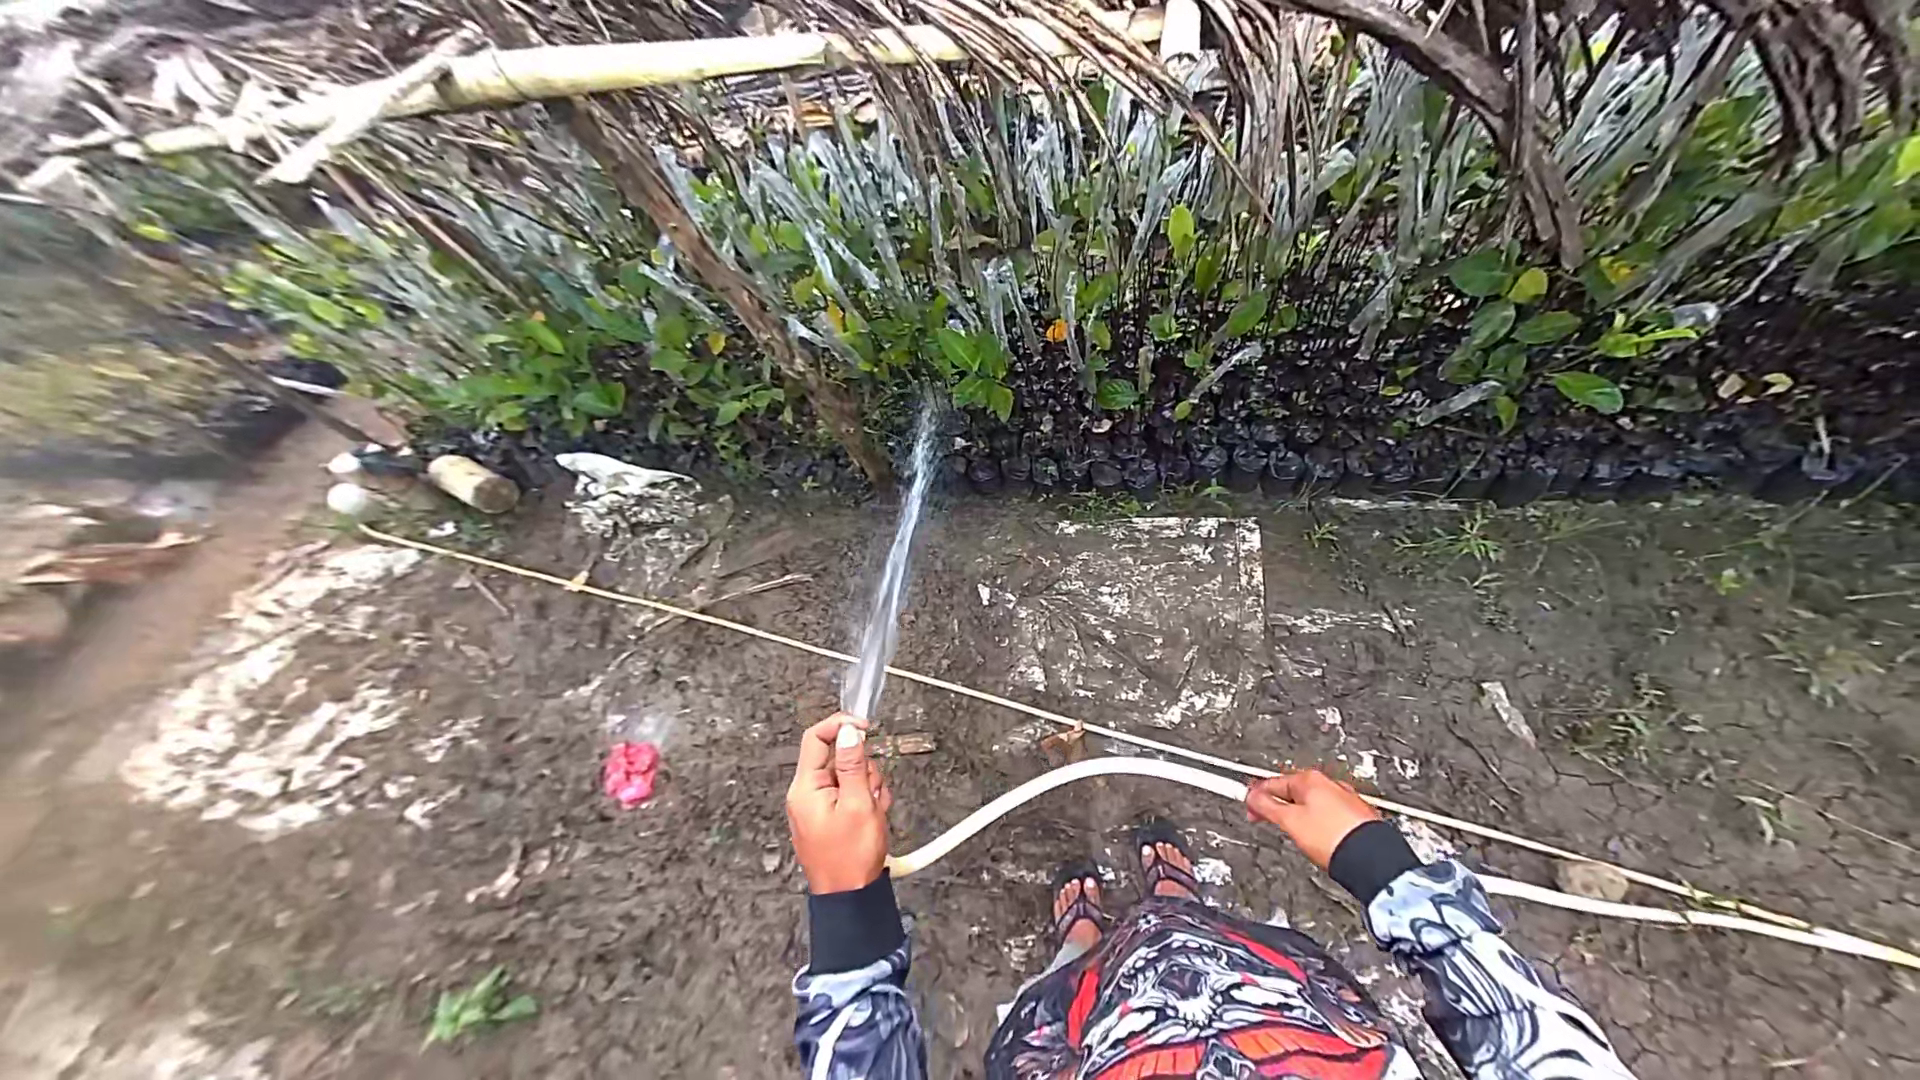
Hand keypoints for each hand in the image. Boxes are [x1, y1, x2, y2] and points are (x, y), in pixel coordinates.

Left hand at [786, 712, 892, 893]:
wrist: (850, 899)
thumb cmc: (851, 859)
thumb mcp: (858, 804)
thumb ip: (853, 764)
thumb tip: (848, 732)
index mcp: (806, 788)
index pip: (816, 737)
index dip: (841, 725)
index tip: (864, 727)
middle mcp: (806, 794)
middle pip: (836, 756)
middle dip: (862, 767)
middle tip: (871, 790)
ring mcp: (818, 806)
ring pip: (848, 774)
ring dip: (867, 785)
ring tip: (872, 810)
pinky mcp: (829, 816)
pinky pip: (850, 793)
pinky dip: (865, 799)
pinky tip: (871, 816)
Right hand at [1244, 769, 1379, 869]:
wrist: (1375, 863)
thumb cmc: (1335, 839)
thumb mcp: (1290, 821)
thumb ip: (1266, 806)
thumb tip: (1252, 797)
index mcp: (1310, 780)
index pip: (1273, 783)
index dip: (1257, 797)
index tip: (1250, 807)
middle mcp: (1331, 785)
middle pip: (1294, 792)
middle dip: (1279, 806)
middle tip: (1269, 820)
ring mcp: (1347, 801)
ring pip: (1313, 805)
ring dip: (1300, 816)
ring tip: (1296, 834)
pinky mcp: (1360, 819)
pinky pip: (1330, 817)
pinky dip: (1320, 825)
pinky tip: (1319, 839)